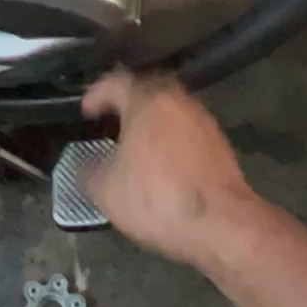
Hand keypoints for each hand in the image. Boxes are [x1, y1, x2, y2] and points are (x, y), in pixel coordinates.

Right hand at [80, 71, 265, 267]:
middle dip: (125, 104)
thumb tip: (83, 168)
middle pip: (146, 90)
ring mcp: (203, 121)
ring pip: (169, 110)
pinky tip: (160, 162)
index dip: (95, 95)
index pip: (115, 82)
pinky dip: (169, 138)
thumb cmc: (158, 197)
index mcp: (147, 100)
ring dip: (150, 121)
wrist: (223, 224)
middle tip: (109, 121)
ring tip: (133, 143)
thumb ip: (87, 173)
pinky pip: (185, 130)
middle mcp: (178, 101)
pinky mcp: (219, 144)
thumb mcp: (106, 190)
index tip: (85, 112)